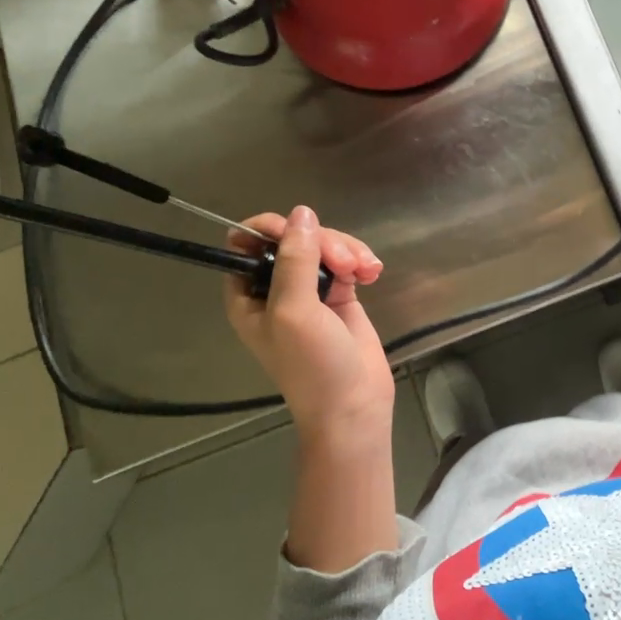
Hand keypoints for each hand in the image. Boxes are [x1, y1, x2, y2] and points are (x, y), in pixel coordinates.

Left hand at [223, 206, 390, 442]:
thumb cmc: (311, 364)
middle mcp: (275, 288)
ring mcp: (309, 291)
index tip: (300, 231)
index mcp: (247, 294)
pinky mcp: (339, 294)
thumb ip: (295, 260)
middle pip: (294, 237)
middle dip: (323, 243)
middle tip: (344, 264)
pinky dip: (360, 260)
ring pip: (324, 245)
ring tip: (366, 271)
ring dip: (347, 251)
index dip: (272, 228)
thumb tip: (302, 213)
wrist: (353, 406)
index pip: (247, 242)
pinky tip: (372, 274)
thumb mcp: (294, 310)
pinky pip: (345, 260)